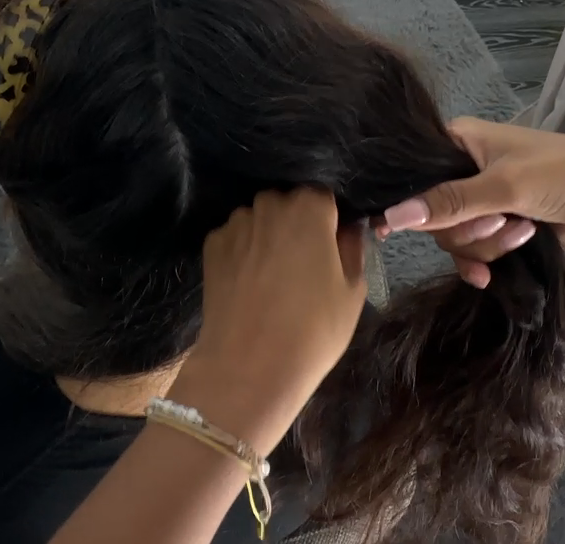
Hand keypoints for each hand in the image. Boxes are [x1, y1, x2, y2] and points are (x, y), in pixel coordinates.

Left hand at [174, 188, 367, 451]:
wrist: (248, 366)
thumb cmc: (313, 329)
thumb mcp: (353, 291)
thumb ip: (353, 246)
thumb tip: (348, 227)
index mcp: (309, 206)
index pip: (324, 197)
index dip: (329, 220)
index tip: (330, 246)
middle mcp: (269, 203)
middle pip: (288, 203)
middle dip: (296, 224)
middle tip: (303, 264)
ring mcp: (236, 222)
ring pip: (259, 219)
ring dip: (267, 236)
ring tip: (272, 277)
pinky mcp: (212, 243)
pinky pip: (236, 238)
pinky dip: (243, 252)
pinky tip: (248, 283)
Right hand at [382, 118, 564, 285]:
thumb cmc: (562, 174)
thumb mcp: (504, 186)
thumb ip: (449, 203)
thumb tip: (391, 216)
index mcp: (458, 140)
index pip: (414, 172)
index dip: (409, 202)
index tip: (392, 231)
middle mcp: (463, 166)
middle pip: (433, 212)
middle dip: (467, 228)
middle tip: (501, 224)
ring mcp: (481, 197)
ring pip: (455, 235)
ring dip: (487, 244)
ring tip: (523, 233)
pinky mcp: (498, 224)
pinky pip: (471, 249)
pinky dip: (482, 262)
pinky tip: (490, 276)